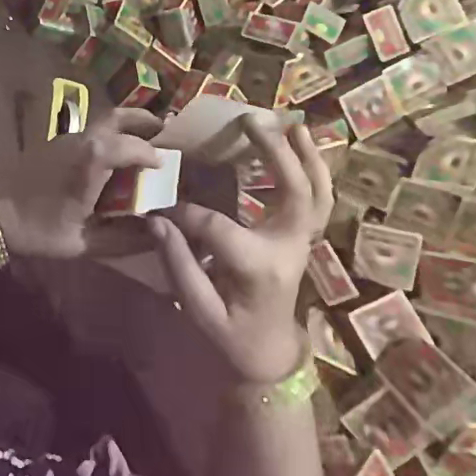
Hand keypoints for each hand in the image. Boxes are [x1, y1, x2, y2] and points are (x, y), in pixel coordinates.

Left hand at [0, 107, 164, 258]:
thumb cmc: (37, 229)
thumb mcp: (82, 243)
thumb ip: (123, 240)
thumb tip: (156, 234)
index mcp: (91, 162)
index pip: (132, 147)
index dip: (152, 155)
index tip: (164, 167)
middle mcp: (81, 141)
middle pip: (118, 118)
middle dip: (144, 123)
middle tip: (163, 131)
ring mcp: (65, 137)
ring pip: (102, 118)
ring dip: (126, 123)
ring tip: (143, 135)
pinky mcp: (53, 140)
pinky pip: (89, 127)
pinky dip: (108, 130)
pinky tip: (112, 150)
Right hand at [148, 116, 332, 385]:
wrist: (269, 354)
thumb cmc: (232, 337)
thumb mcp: (199, 312)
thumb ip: (179, 265)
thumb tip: (158, 222)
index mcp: (259, 267)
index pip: (216, 226)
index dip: (183, 215)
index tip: (158, 211)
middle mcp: (289, 248)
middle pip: (294, 192)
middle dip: (275, 153)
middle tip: (252, 121)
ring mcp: (301, 242)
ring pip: (317, 193)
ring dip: (308, 156)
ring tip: (293, 123)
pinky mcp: (302, 239)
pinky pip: (317, 199)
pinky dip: (314, 170)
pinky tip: (303, 146)